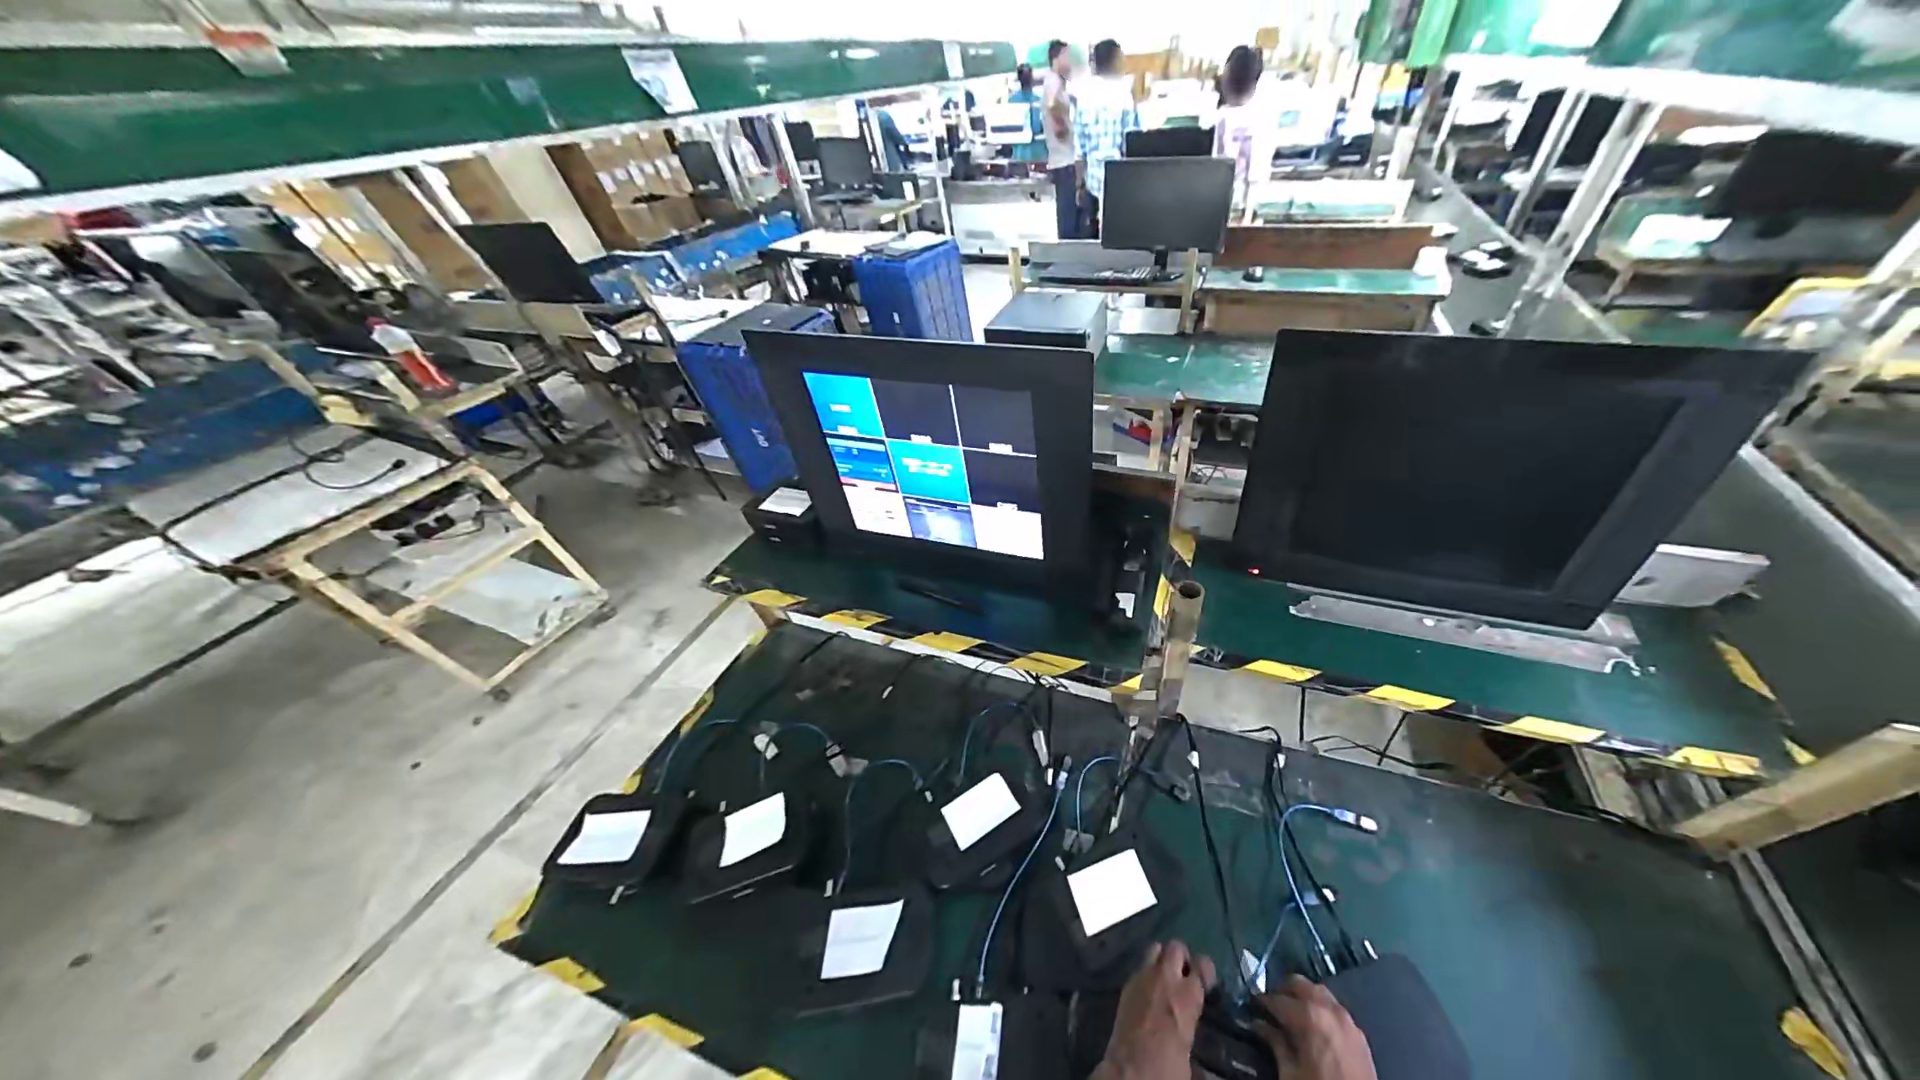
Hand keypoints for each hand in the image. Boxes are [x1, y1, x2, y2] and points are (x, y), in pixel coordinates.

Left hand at [1093, 940, 1216, 1079]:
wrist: (1132, 1067)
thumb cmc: (1169, 1064)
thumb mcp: (1190, 1049)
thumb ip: (1193, 1029)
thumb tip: (1202, 1054)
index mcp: (1188, 996)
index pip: (1203, 964)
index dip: (1205, 969)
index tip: (1205, 980)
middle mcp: (1165, 978)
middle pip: (1175, 947)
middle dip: (1181, 957)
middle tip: (1183, 975)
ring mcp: (1142, 977)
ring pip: (1154, 949)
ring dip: (1161, 959)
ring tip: (1165, 979)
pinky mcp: (1126, 984)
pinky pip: (1139, 968)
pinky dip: (1146, 973)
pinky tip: (1148, 992)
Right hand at [1255, 974, 1377, 1079]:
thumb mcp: (1290, 1073)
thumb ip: (1275, 1043)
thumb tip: (1259, 1025)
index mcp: (1309, 1016)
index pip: (1276, 999)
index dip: (1262, 1002)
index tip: (1253, 1006)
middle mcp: (1329, 1010)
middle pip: (1299, 984)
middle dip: (1282, 991)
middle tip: (1271, 1006)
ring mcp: (1347, 1021)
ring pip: (1319, 992)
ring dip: (1303, 997)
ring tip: (1292, 1014)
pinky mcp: (1359, 1035)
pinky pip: (1335, 1009)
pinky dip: (1321, 1009)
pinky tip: (1315, 1027)